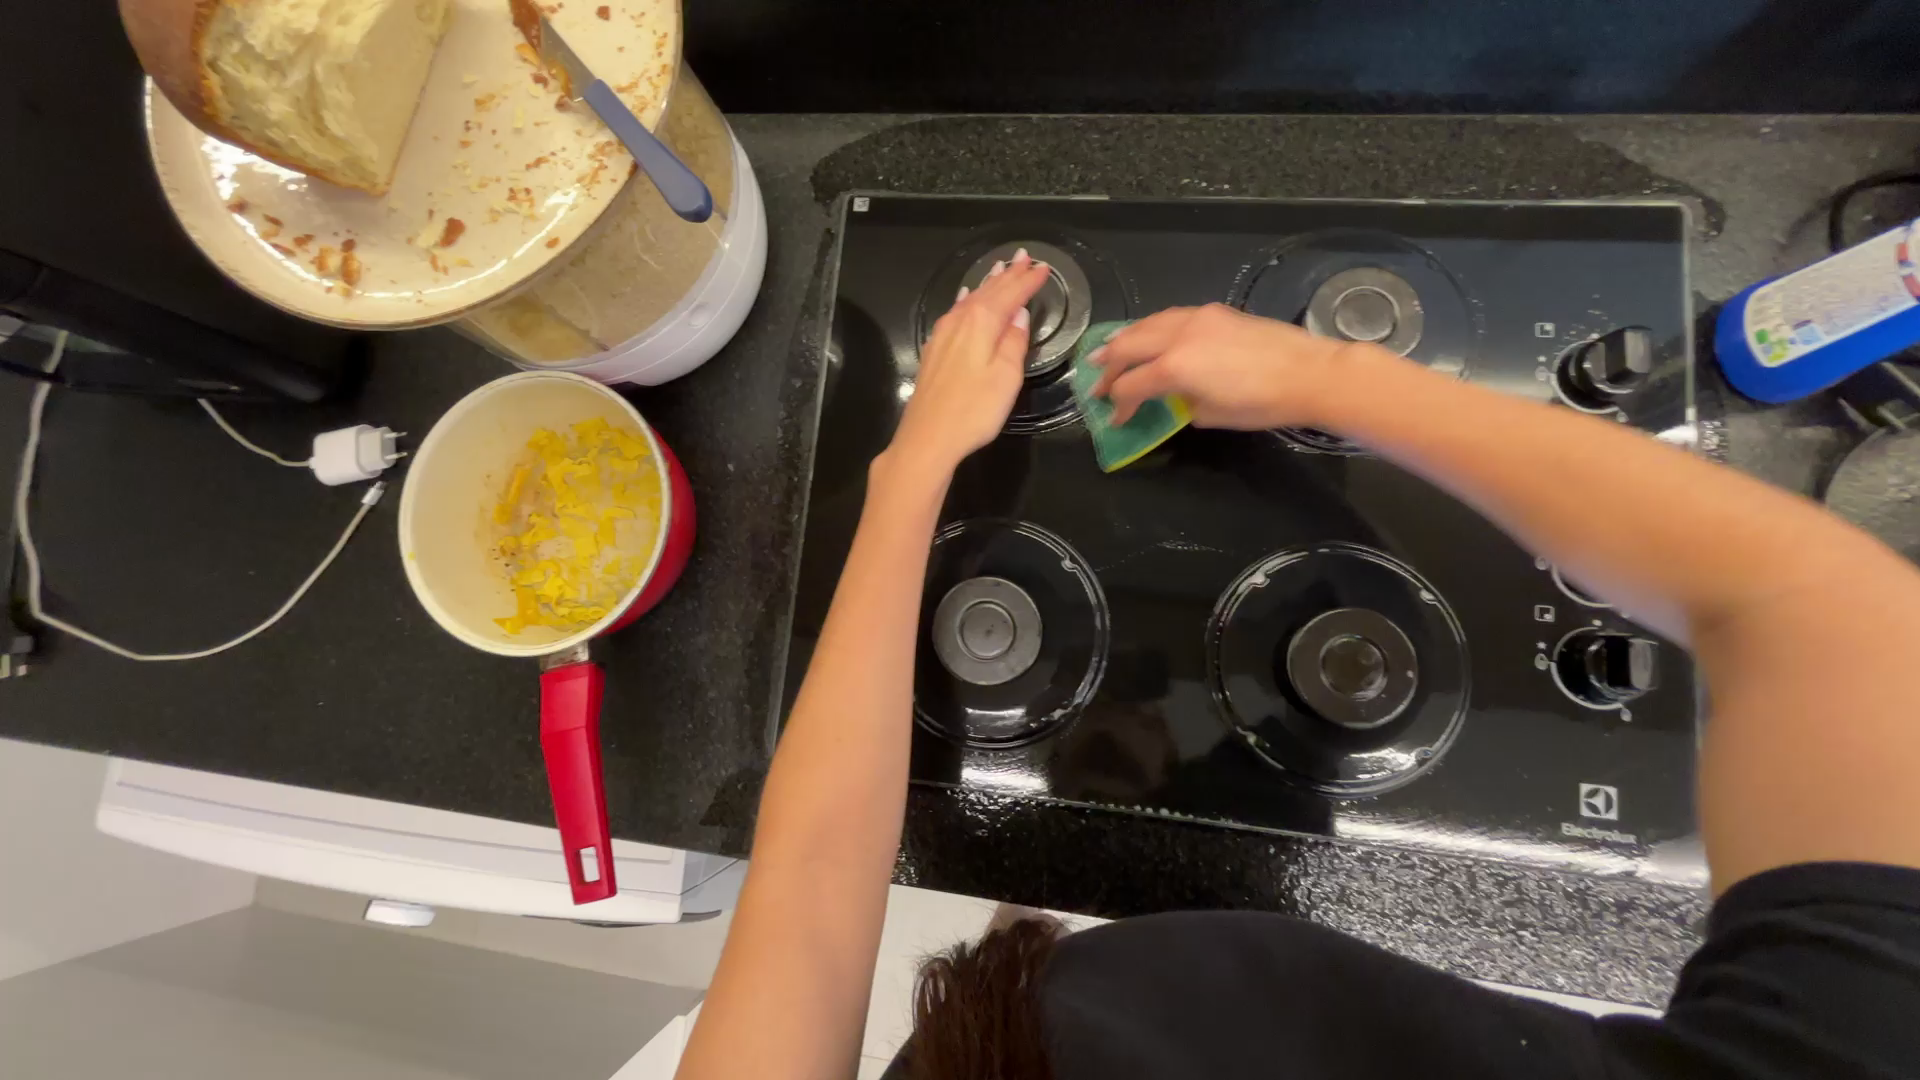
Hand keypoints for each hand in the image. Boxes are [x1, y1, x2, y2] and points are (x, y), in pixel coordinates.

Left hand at [885, 249, 1050, 473]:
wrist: (927, 438)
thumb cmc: (973, 411)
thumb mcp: (1005, 377)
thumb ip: (1014, 342)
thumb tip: (1019, 316)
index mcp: (980, 323)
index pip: (1010, 295)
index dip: (1028, 281)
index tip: (1044, 268)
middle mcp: (959, 322)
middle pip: (988, 292)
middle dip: (1009, 274)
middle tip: (1025, 257)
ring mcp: (942, 336)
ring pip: (970, 299)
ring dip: (989, 284)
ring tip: (1002, 269)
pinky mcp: (934, 351)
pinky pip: (956, 312)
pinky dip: (968, 300)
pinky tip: (966, 298)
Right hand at [1088, 303, 1355, 428]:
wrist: (1310, 373)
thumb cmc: (1261, 404)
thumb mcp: (1212, 415)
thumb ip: (1181, 405)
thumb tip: (1171, 401)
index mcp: (1174, 368)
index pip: (1131, 386)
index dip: (1119, 405)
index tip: (1115, 419)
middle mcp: (1177, 337)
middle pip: (1127, 348)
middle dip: (1107, 367)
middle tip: (1094, 381)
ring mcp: (1196, 320)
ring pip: (1146, 325)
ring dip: (1123, 339)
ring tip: (1106, 349)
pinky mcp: (1213, 313)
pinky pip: (1168, 317)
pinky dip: (1150, 327)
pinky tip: (1146, 333)